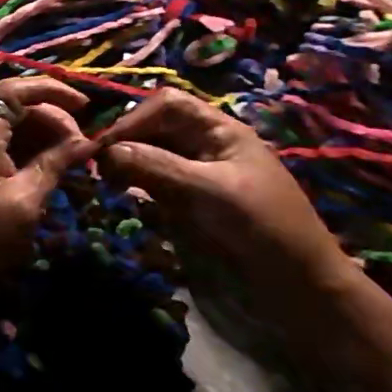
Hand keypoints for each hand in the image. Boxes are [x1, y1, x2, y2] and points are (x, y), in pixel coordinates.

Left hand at [0, 77, 96, 304]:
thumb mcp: (26, 201)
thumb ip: (54, 164)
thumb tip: (88, 142)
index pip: (14, 91)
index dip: (50, 89)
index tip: (84, 105)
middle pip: (18, 108)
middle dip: (55, 118)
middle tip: (84, 146)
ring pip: (16, 128)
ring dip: (48, 136)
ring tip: (77, 157)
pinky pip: (10, 147)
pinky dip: (35, 151)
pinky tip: (57, 167)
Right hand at [94, 91, 348, 284]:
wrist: (295, 285)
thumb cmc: (260, 226)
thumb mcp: (208, 191)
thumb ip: (155, 166)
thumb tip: (105, 152)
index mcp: (219, 131)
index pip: (166, 106)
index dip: (133, 120)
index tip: (103, 148)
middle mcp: (204, 147)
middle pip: (153, 128)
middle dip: (124, 141)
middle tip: (96, 167)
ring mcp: (194, 176)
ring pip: (148, 156)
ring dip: (125, 163)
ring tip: (104, 182)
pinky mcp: (186, 205)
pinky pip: (152, 183)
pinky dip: (133, 184)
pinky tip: (120, 194)